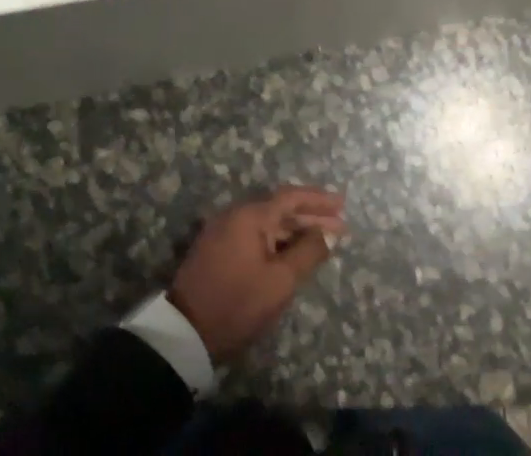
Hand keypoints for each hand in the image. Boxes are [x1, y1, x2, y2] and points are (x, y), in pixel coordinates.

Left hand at [168, 185, 345, 362]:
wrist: (186, 334)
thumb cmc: (239, 304)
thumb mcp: (281, 281)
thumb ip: (309, 252)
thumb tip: (328, 233)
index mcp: (249, 216)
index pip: (291, 197)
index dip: (319, 200)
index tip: (343, 205)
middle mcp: (234, 216)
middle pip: (279, 208)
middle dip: (311, 217)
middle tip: (340, 225)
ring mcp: (222, 233)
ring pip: (267, 224)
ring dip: (295, 230)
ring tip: (323, 240)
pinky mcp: (216, 251)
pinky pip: (254, 236)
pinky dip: (277, 240)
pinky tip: (294, 252)